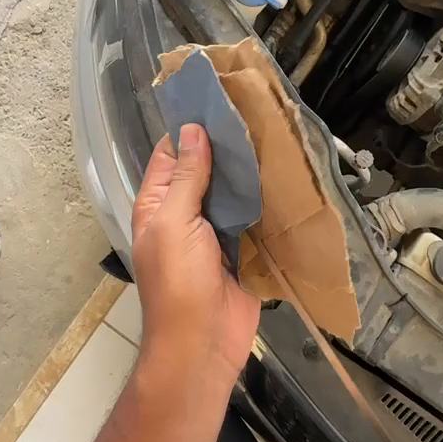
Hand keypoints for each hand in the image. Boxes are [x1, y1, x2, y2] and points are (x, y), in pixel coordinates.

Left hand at [130, 123, 262, 384]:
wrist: (205, 344)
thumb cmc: (179, 284)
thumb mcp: (175, 223)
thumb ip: (186, 178)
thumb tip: (192, 131)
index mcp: (158, 204)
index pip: (171, 154)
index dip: (190, 128)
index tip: (216, 98)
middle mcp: (185, 213)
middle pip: (205, 170)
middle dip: (226, 146)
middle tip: (256, 111)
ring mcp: (214, 231)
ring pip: (231, 192)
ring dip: (248, 172)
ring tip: (274, 134)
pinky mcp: (242, 249)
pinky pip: (253, 217)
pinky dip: (265, 200)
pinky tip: (284, 176)